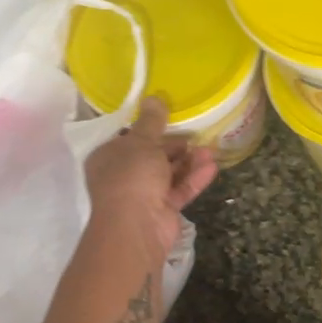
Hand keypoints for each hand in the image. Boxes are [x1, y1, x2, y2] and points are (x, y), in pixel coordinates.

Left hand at [84, 96, 216, 256]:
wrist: (136, 226)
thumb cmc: (132, 177)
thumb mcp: (142, 142)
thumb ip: (152, 121)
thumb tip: (154, 96)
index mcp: (109, 157)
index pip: (129, 138)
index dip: (150, 128)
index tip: (171, 118)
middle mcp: (123, 175)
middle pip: (152, 156)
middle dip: (176, 146)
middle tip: (197, 134)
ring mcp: (143, 194)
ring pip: (169, 173)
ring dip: (189, 161)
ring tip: (211, 149)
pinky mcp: (163, 209)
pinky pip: (179, 189)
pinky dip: (194, 178)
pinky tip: (212, 167)